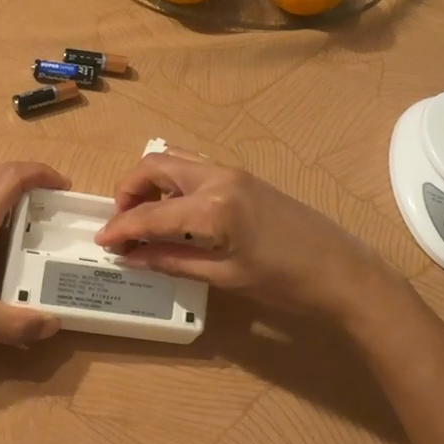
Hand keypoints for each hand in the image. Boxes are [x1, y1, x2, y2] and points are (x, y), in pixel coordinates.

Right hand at [93, 151, 393, 320]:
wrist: (342, 271)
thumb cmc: (285, 282)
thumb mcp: (225, 277)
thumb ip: (172, 261)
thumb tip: (132, 257)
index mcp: (212, 208)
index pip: (150, 215)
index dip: (121, 229)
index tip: (101, 242)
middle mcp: (217, 177)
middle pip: (154, 167)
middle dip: (128, 191)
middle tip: (121, 224)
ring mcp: (231, 171)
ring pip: (173, 160)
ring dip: (149, 182)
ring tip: (143, 217)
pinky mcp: (241, 175)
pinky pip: (193, 166)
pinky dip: (171, 180)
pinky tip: (173, 208)